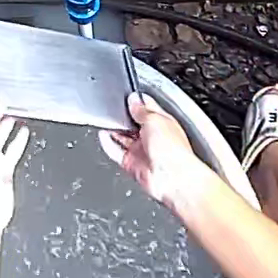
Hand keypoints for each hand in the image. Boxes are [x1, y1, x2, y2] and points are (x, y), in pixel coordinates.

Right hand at [100, 92, 216, 211]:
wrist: (173, 180)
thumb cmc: (174, 151)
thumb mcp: (155, 119)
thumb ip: (141, 109)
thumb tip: (133, 100)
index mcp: (163, 124)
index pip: (147, 108)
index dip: (137, 102)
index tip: (127, 97)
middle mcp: (152, 137)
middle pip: (133, 123)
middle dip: (123, 116)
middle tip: (115, 110)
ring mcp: (141, 151)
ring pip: (122, 137)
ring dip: (114, 129)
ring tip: (105, 120)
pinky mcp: (132, 164)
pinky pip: (115, 152)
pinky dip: (108, 143)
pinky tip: (103, 135)